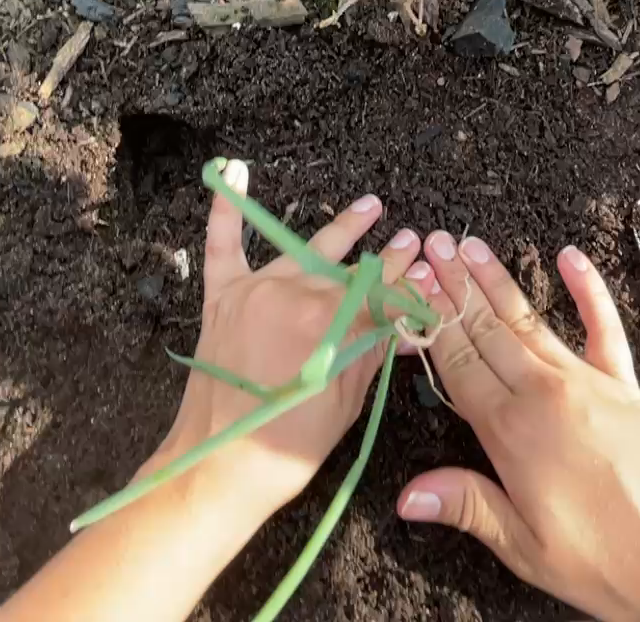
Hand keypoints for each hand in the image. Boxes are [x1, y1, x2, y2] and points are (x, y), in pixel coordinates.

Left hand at [138, 159, 421, 523]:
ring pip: (304, 252)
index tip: (422, 258)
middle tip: (407, 239)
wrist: (217, 466)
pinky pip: (223, 244)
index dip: (403, 276)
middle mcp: (291, 294)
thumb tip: (410, 317)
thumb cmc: (289, 445)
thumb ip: (375, 348)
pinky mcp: (223, 296)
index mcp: (326, 322)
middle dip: (383, 258)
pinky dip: (226, 209)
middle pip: (346, 271)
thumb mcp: (346, 400)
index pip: (376, 290)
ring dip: (338, 229)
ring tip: (368, 206)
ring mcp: (254, 291)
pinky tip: (232, 173)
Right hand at [396, 231, 639, 621]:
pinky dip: (587, 289)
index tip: (413, 281)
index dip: (431, 319)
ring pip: (527, 319)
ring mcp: (585, 381)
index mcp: (511, 430)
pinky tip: (571, 257)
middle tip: (432, 242)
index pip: (457, 360)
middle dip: (455, 284)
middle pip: (486, 328)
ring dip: (496, 279)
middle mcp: (542, 392)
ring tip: (471, 245)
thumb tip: (404, 496)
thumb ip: (466, 505)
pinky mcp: (622, 383)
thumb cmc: (610, 564)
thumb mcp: (527, 548)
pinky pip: (602, 327)